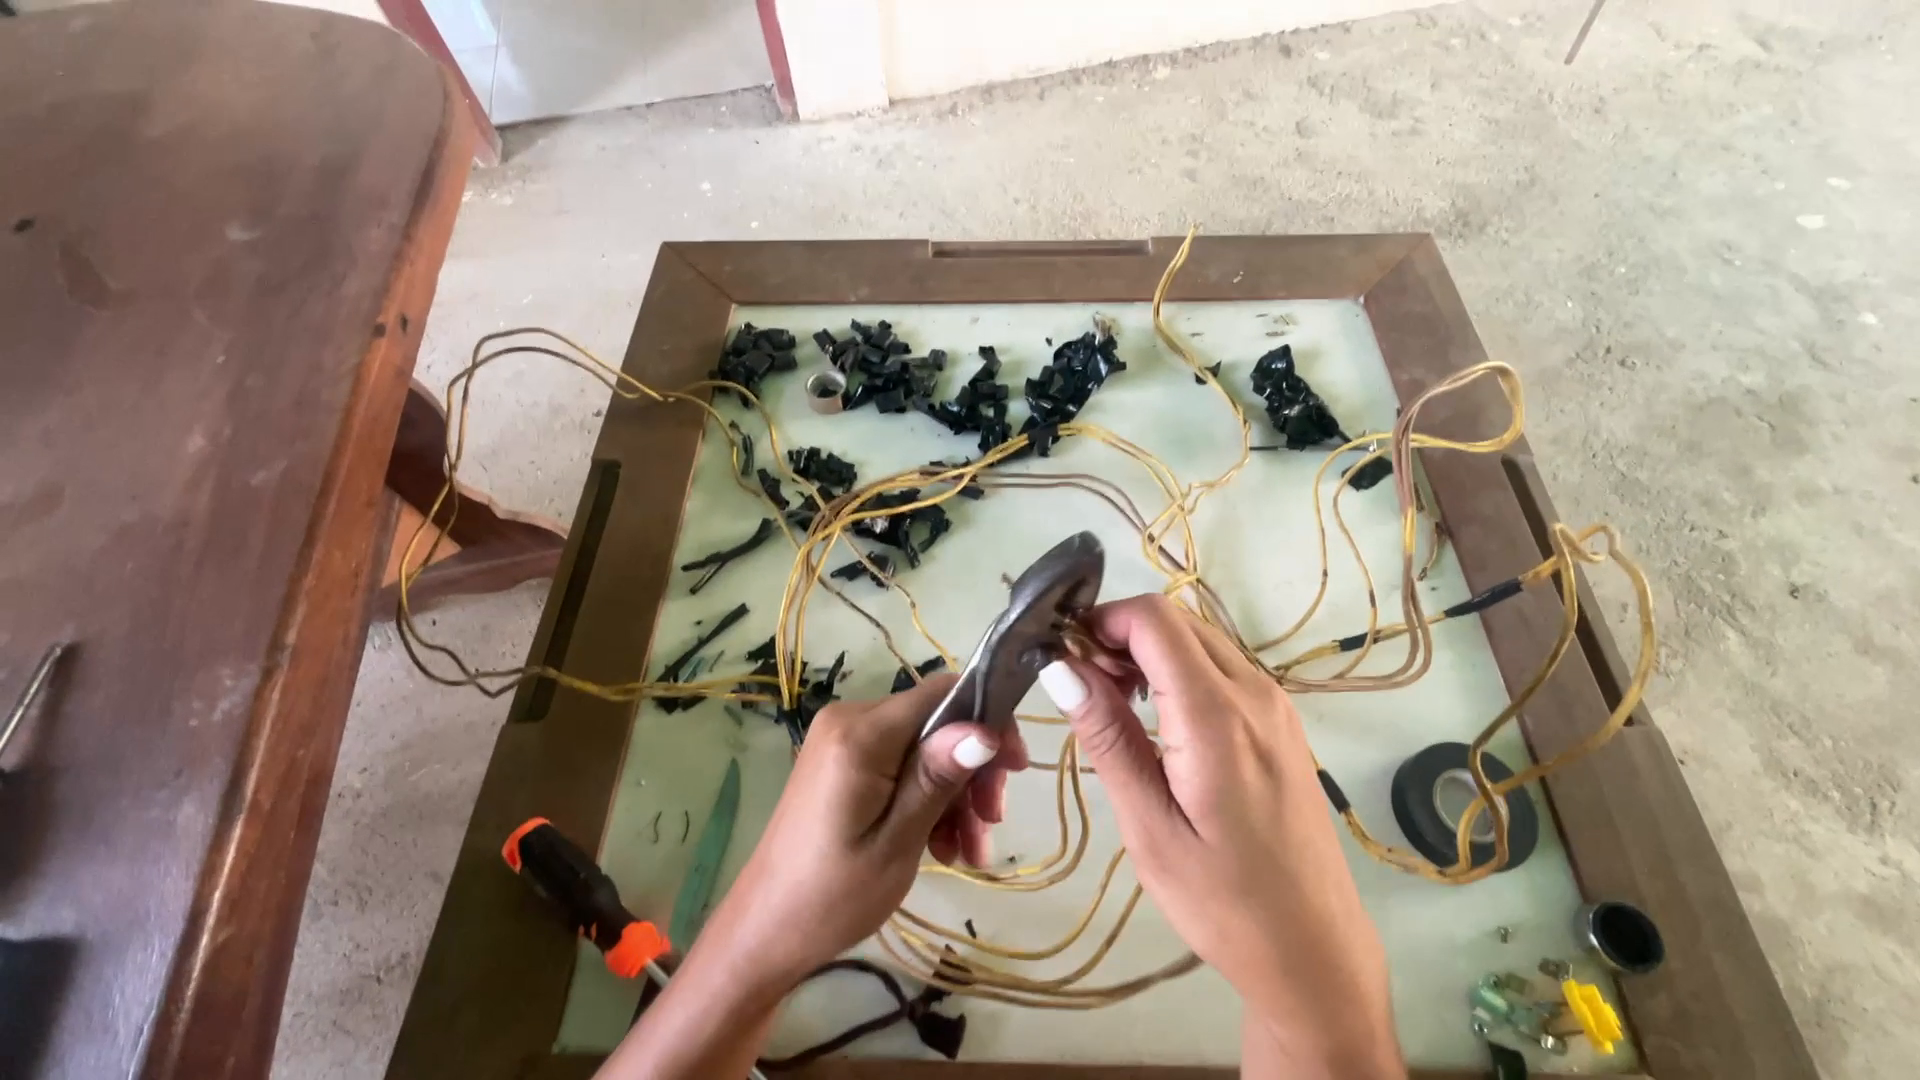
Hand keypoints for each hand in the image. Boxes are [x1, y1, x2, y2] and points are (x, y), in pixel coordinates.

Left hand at [605, 677, 1028, 1079]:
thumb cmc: (832, 897)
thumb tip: (985, 729)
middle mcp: (851, 721)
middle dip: (972, 771)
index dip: (988, 720)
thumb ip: (937, 778)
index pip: (943, 693)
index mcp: (861, 733)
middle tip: (991, 827)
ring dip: (955, 795)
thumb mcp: (897, 842)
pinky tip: (943, 847)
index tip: (1015, 770)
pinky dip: (928, 800)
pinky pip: (901, 765)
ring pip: (924, 747)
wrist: (764, 932)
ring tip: (968, 854)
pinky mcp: (843, 764)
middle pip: (936, 722)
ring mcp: (843, 741)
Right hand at [1037, 595, 1401, 1078]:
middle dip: (1120, 635)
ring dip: (1149, 652)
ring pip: (1199, 639)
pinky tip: (1158, 720)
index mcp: (1218, 717)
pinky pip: (1221, 668)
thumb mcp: (1149, 827)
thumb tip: (1060, 668)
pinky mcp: (1281, 723)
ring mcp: (1275, 705)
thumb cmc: (1223, 902)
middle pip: (1176, 620)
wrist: (1315, 950)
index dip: (1101, 621)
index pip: (1154, 620)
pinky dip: (1179, 671)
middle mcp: (1255, 693)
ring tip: (1114, 706)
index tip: (1065, 659)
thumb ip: (1108, 737)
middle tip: (1084, 688)